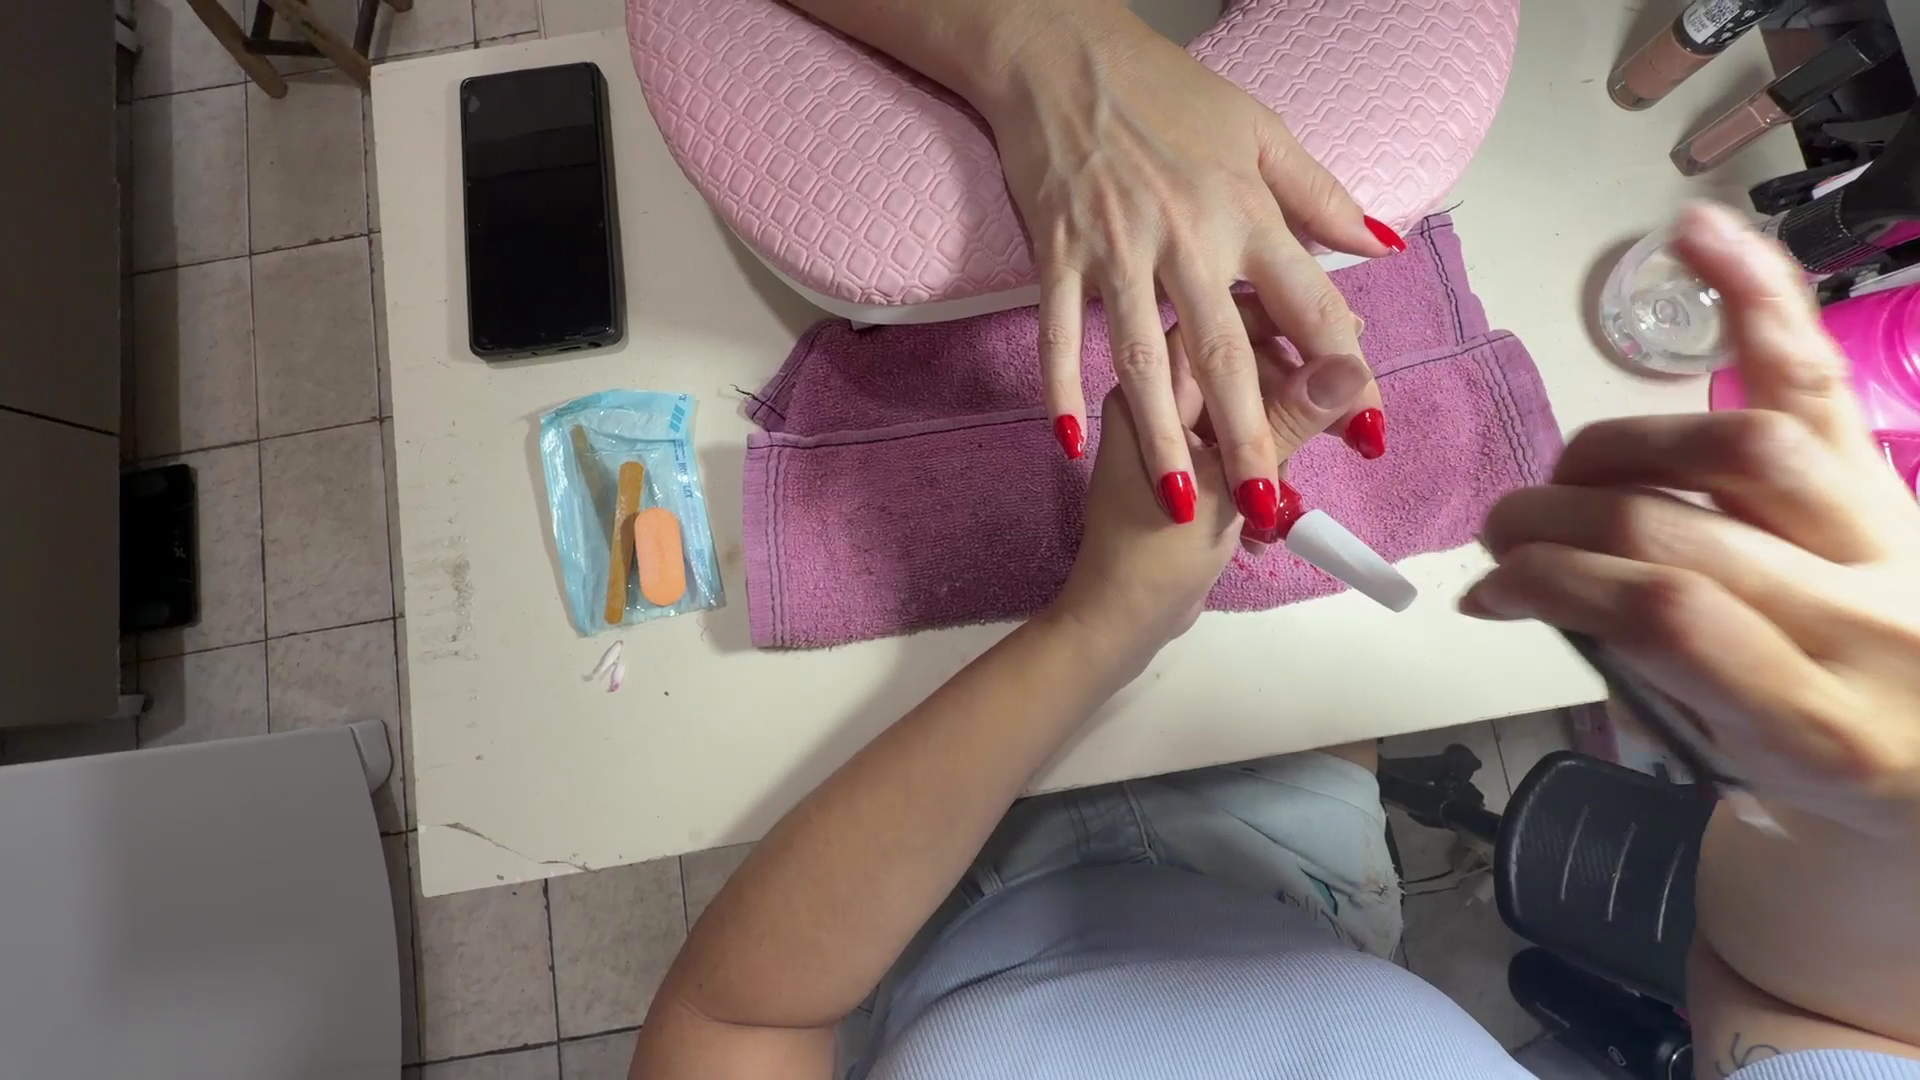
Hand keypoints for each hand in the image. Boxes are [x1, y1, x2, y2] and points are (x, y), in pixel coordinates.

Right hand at [980, 12, 1397, 529]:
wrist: (1064, 58)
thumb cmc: (1166, 93)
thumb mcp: (1261, 129)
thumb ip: (1319, 196)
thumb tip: (1379, 246)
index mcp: (1244, 210)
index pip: (1308, 303)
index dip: (1343, 370)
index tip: (1366, 432)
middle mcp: (1186, 239)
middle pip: (1225, 353)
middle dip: (1251, 436)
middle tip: (1269, 505)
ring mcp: (1115, 252)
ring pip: (1143, 358)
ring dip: (1161, 434)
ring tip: (1180, 499)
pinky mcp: (1058, 257)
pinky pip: (1061, 334)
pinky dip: (1061, 388)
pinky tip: (1067, 442)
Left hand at [1054, 315, 1373, 653]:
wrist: (1124, 617)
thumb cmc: (1160, 550)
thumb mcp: (1231, 484)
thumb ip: (1288, 423)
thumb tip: (1351, 361)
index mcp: (1148, 391)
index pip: (1218, 328)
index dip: (1282, 325)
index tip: (1344, 334)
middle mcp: (1156, 405)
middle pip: (1239, 372)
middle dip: (1295, 394)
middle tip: (1353, 414)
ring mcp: (1173, 441)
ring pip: (1244, 415)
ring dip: (1284, 442)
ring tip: (1323, 465)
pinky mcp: (1190, 475)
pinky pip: (1237, 453)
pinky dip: (1263, 474)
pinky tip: (1280, 514)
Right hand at [1461, 202, 1919, 836]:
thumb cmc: (1826, 761)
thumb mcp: (1720, 750)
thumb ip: (1625, 666)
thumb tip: (1511, 590)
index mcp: (1821, 718)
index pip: (1658, 611)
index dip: (1544, 585)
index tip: (1488, 594)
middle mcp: (1874, 618)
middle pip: (1666, 525)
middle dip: (1542, 522)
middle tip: (1501, 536)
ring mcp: (1896, 538)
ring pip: (1733, 445)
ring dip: (1607, 452)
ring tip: (1568, 475)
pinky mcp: (1893, 483)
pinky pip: (1812, 385)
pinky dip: (1755, 300)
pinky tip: (1692, 237)